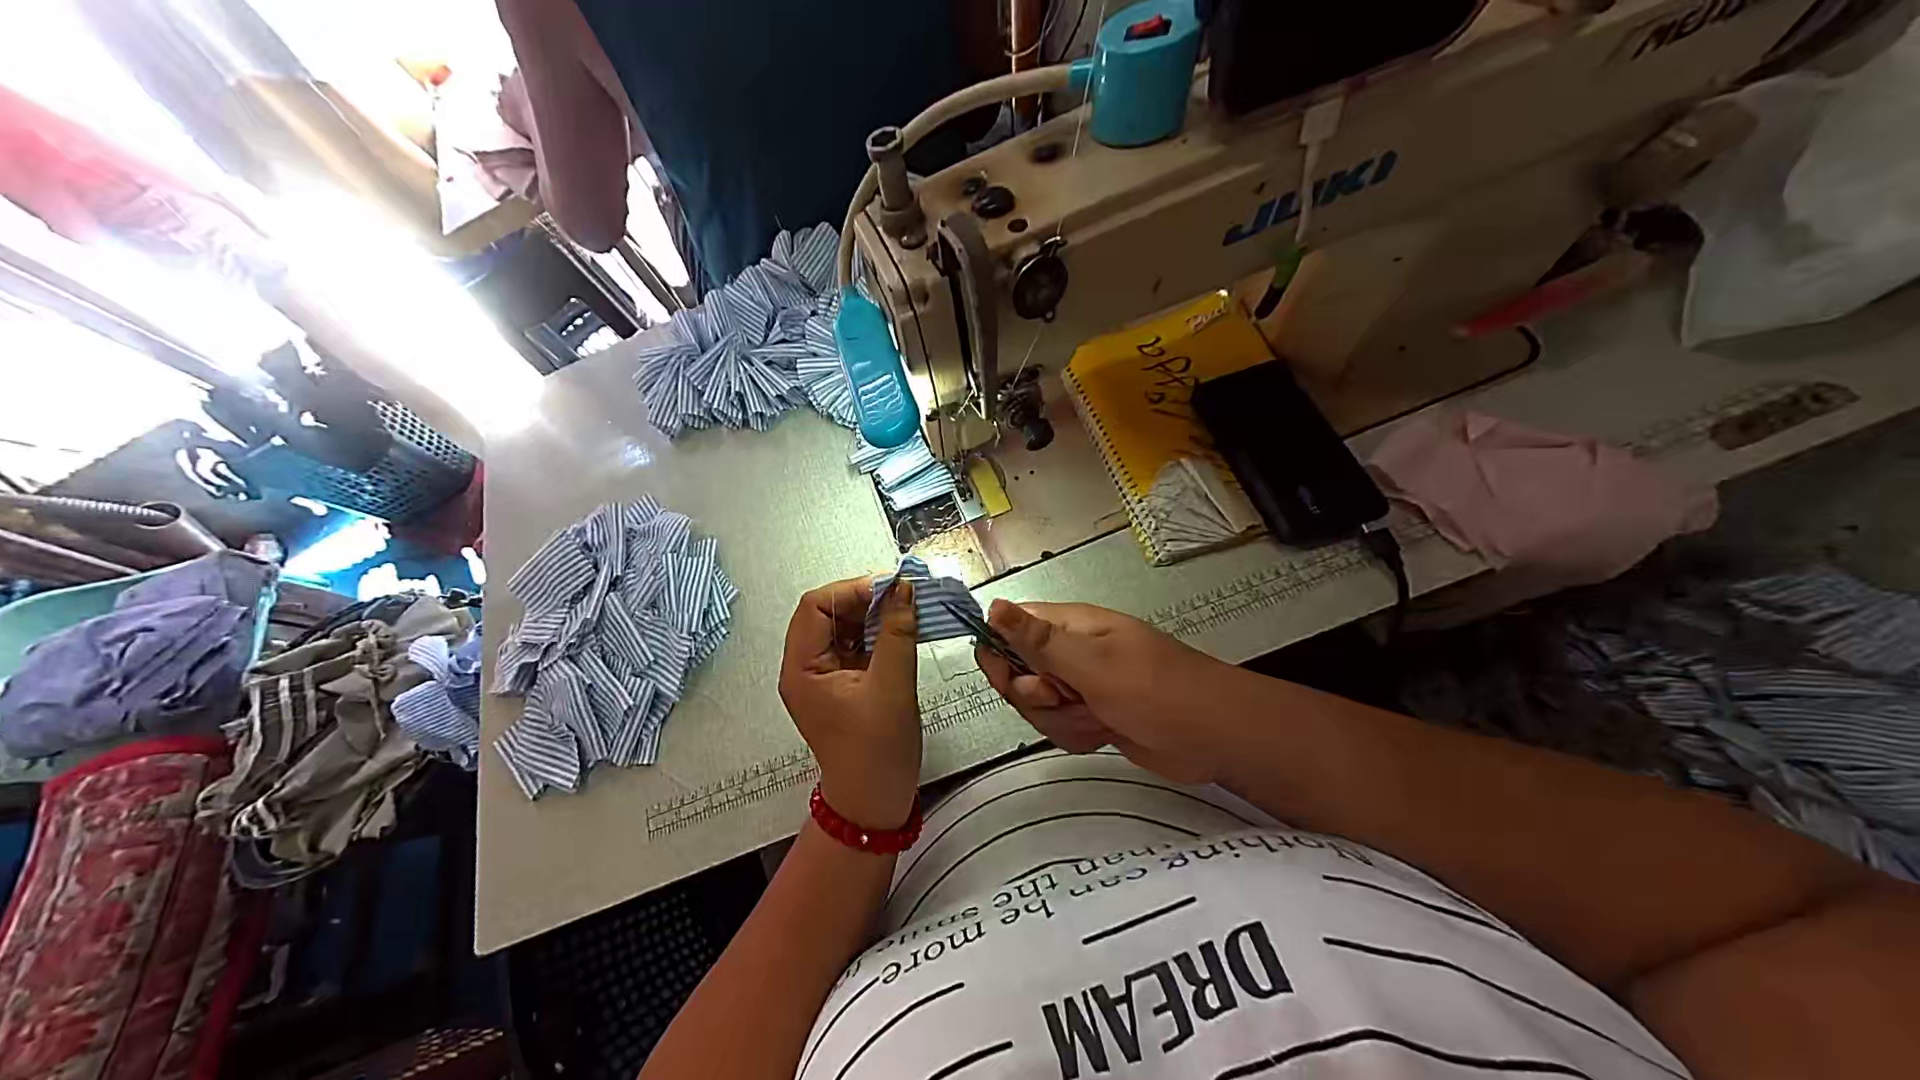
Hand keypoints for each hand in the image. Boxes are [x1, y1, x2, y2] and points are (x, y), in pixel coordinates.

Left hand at [779, 577, 921, 829]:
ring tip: (907, 611)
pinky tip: (902, 631)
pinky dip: (879, 634)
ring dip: (874, 615)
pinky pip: (857, 645)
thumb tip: (904, 590)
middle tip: (903, 596)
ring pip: (844, 627)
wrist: (876, 802)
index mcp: (802, 669)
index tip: (890, 588)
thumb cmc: (876, 753)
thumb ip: (897, 633)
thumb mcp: (891, 687)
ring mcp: (825, 676)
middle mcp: (806, 668)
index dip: (851, 590)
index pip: (815, 607)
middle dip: (865, 600)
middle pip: (828, 613)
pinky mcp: (845, 683)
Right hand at [975, 600, 1250, 783]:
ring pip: (1038, 707)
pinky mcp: (1093, 716)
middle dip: (1036, 697)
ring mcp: (1081, 686)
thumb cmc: (1156, 690)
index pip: (1010, 629)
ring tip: (1097, 716)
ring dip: (1062, 720)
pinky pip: (1060, 728)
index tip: (1010, 676)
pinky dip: (1078, 736)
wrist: (1213, 737)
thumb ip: (1037, 641)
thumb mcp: (1091, 663)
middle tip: (1066, 697)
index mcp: (1069, 627)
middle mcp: (1070, 653)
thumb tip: (993, 606)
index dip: (1000, 653)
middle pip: (1018, 674)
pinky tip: (1104, 733)